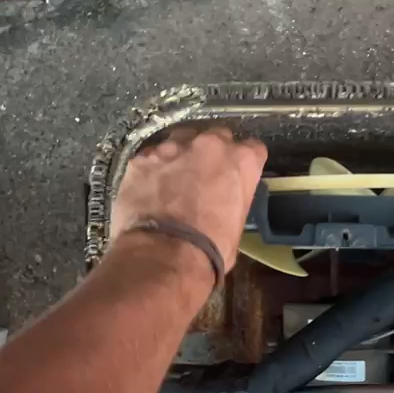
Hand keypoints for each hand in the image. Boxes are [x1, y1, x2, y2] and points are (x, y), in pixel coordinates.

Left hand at [109, 126, 266, 271]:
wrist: (164, 255)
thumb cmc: (209, 249)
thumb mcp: (236, 225)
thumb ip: (231, 200)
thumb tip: (221, 204)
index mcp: (241, 161)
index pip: (252, 149)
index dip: (242, 164)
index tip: (236, 175)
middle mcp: (210, 145)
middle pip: (216, 137)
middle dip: (211, 153)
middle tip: (203, 177)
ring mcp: (173, 148)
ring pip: (180, 140)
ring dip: (180, 156)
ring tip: (173, 181)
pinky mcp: (142, 159)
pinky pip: (151, 157)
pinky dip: (152, 169)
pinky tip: (149, 189)